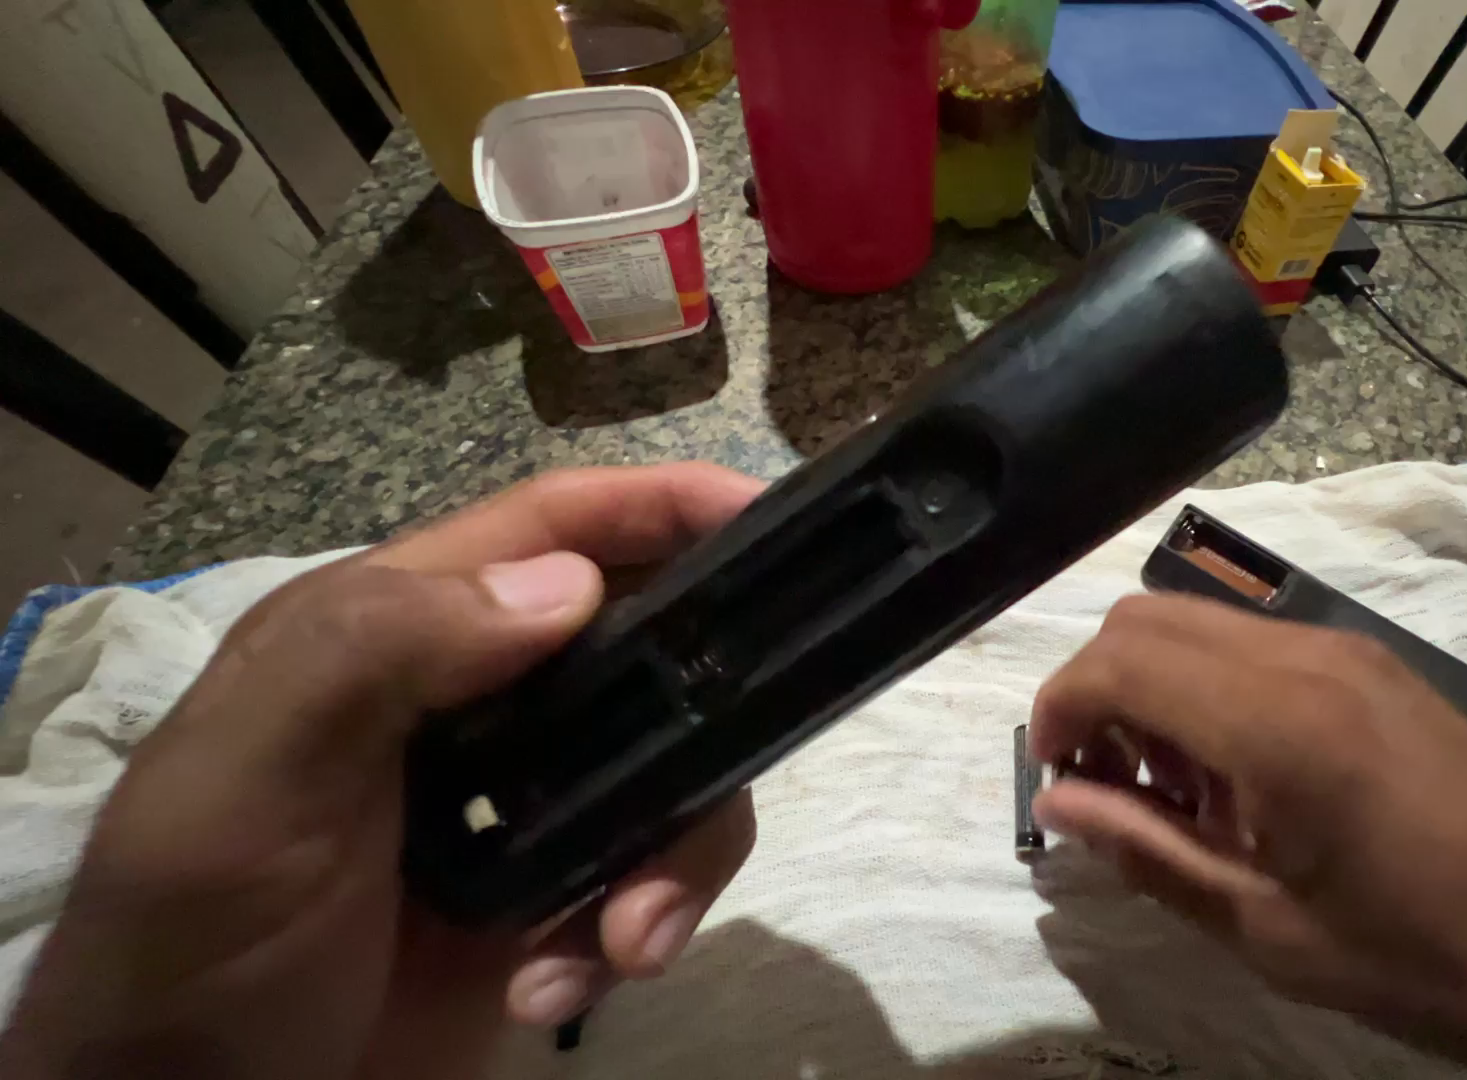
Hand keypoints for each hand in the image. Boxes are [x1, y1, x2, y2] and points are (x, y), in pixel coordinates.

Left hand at [0, 465, 764, 1079]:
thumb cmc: (196, 955)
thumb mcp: (240, 794)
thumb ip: (371, 656)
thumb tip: (572, 586)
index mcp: (419, 621)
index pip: (567, 521)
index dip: (670, 496)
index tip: (768, 511)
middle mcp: (503, 682)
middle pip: (661, 632)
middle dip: (712, 688)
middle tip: (761, 722)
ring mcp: (553, 775)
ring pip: (690, 752)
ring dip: (681, 845)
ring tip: (629, 934)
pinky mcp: (585, 860)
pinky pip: (673, 851)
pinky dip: (652, 910)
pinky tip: (582, 973)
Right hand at [1028, 594, 1466, 1079]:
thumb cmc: (1428, 960)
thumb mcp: (1266, 927)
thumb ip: (1143, 851)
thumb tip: (1054, 806)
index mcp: (1275, 721)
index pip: (1117, 663)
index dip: (1058, 707)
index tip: (1052, 773)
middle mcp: (1302, 654)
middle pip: (1142, 620)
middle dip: (1095, 688)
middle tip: (1104, 777)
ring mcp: (1341, 647)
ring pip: (1190, 621)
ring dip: (1148, 683)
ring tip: (1170, 781)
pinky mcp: (1368, 659)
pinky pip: (1245, 641)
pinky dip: (1201, 683)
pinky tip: (1233, 766)